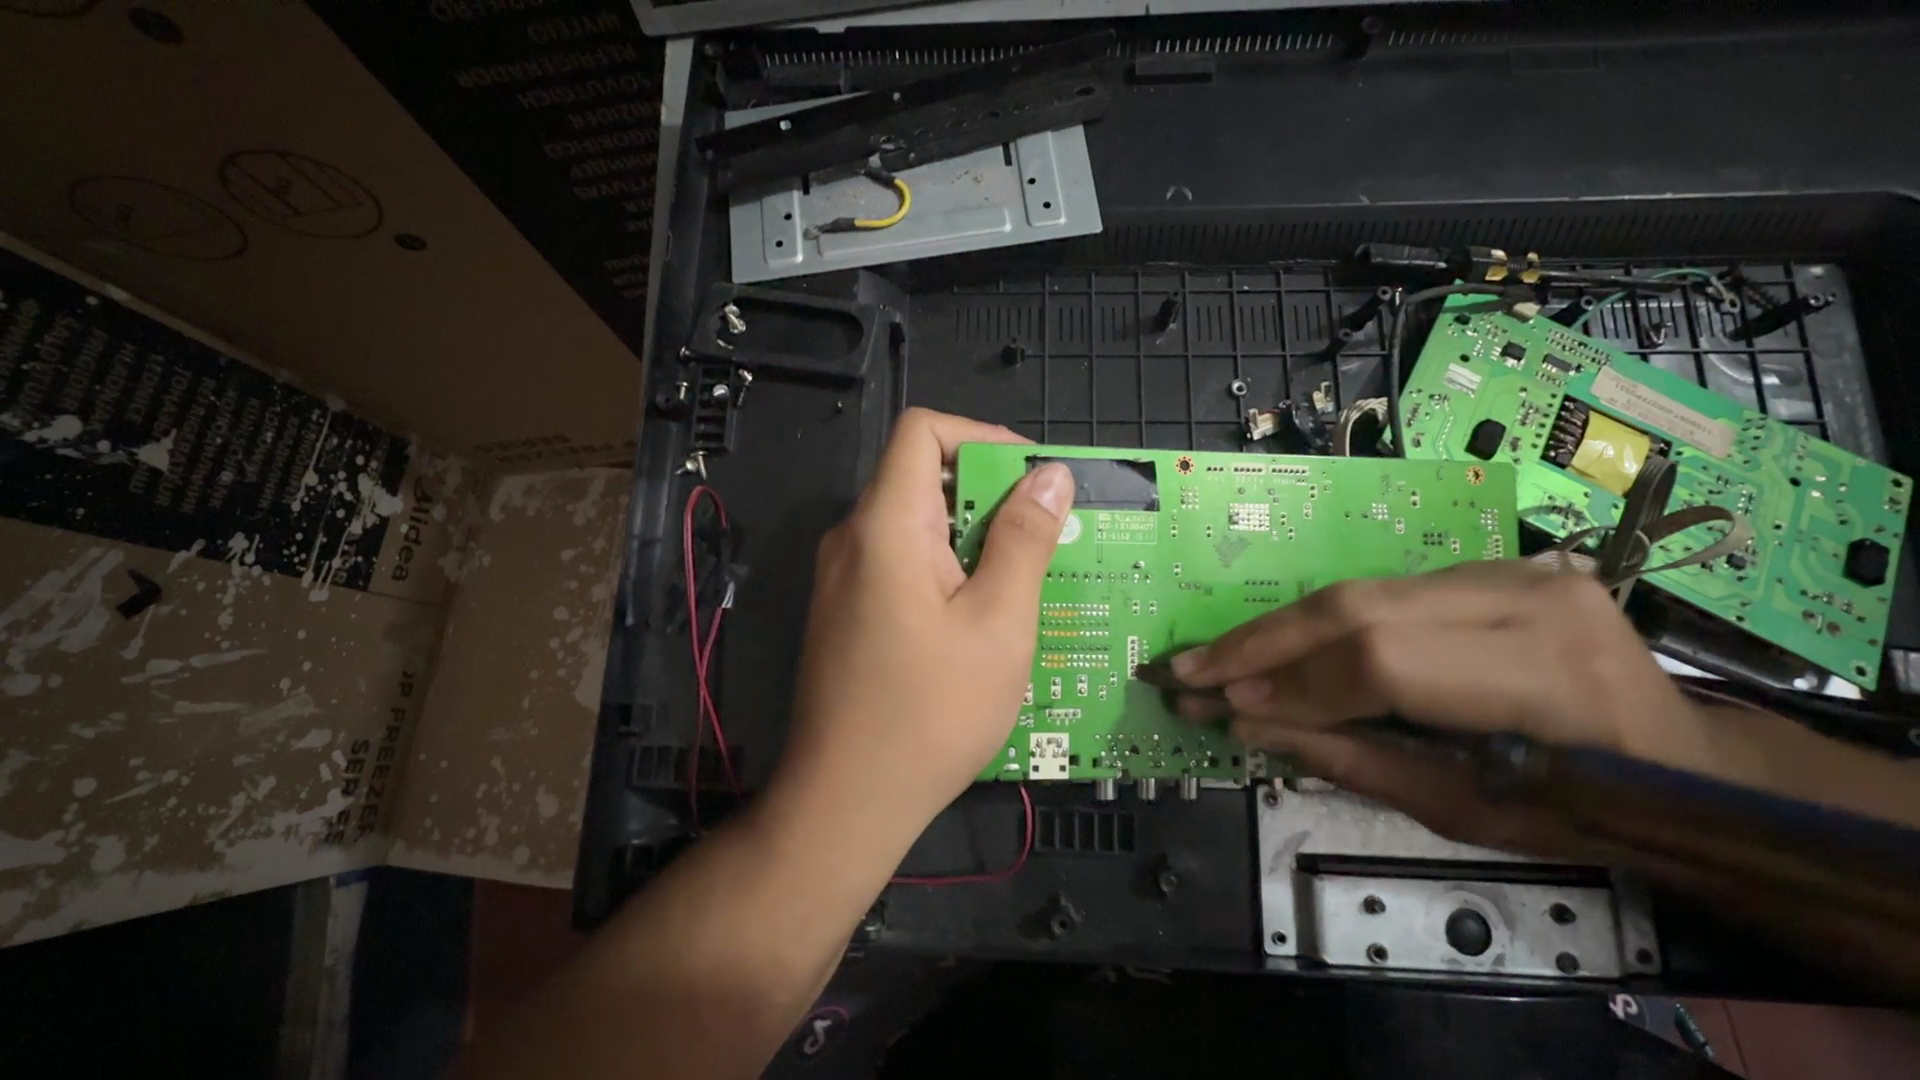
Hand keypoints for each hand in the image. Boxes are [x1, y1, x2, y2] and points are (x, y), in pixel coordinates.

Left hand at [768, 409, 1074, 839]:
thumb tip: (1050, 474)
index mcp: (885, 525)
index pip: (923, 430)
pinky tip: (982, 621)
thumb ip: (1024, 539)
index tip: (1035, 479)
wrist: (846, 801)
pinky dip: (946, 571)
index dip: (982, 437)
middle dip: (990, 496)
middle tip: (1047, 540)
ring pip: (915, 526)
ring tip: (1025, 584)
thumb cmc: (931, 712)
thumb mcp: (998, 623)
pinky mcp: (845, 614)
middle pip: (922, 478)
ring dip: (973, 540)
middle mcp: (852, 538)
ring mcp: (842, 579)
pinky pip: (900, 566)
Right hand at [1167, 560, 1721, 851]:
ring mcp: (1515, 571)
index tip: (1220, 707)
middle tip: (1188, 670)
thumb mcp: (1463, 808)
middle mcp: (1530, 601)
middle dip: (1260, 643)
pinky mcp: (1495, 566)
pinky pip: (1383, 591)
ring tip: (1216, 660)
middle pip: (1358, 607)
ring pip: (1361, 590)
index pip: (1383, 663)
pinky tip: (1277, 646)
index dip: (1291, 685)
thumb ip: (1348, 758)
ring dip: (1278, 629)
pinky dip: (1320, 623)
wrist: (1680, 763)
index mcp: (1544, 678)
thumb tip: (1246, 727)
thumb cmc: (1582, 810)